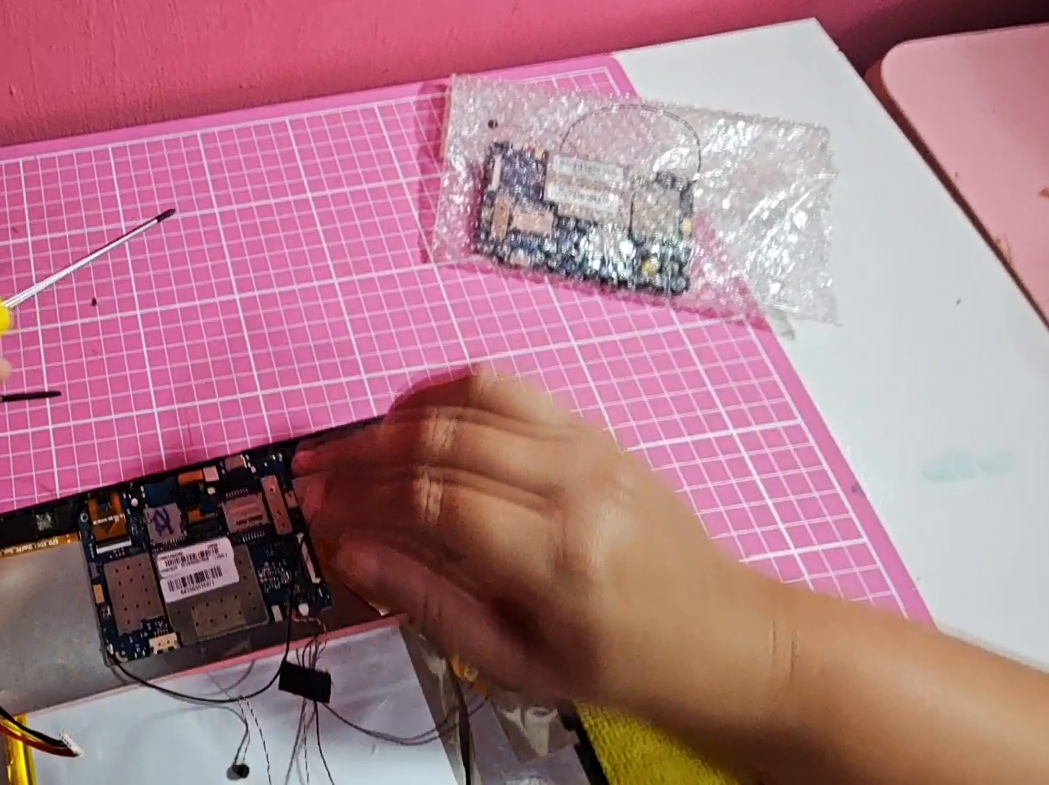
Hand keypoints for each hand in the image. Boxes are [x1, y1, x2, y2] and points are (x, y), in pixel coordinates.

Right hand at [292, 370, 791, 729]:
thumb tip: (352, 550)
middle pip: (436, 443)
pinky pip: (500, 384)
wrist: (734, 639)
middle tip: (315, 470)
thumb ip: (425, 600)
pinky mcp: (588, 427)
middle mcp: (572, 487)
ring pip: (461, 403)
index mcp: (560, 559)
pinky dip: (441, 391)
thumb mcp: (518, 662)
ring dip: (391, 419)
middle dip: (359, 455)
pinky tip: (408, 413)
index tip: (318, 506)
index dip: (360, 499)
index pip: (431, 502)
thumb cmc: (624, 664)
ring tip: (352, 444)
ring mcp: (585, 446)